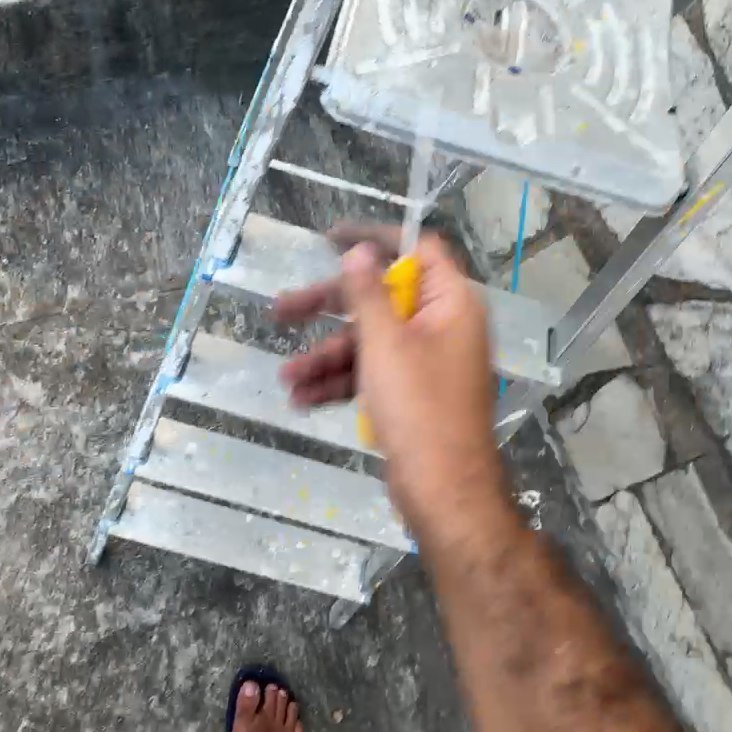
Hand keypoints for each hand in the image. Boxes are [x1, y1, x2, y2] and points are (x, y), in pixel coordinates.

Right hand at [274, 229, 506, 530]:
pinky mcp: (412, 393)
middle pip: (379, 299)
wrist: (444, 492)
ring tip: (286, 377)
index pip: (417, 249)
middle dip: (328, 311)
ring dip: (326, 357)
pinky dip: (342, 383)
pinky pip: (373, 374)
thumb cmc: (419, 408)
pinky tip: (304, 399)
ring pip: (369, 342)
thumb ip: (368, 293)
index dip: (374, 239)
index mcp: (450, 303)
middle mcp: (441, 325)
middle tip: (281, 311)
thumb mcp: (385, 344)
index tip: (329, 239)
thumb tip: (360, 250)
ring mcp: (427, 362)